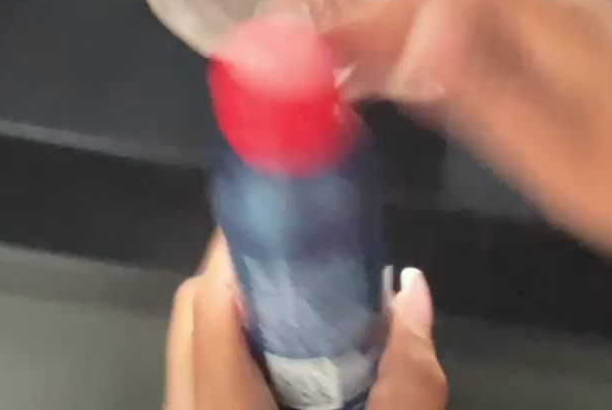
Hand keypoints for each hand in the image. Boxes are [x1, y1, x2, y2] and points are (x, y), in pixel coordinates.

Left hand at [165, 235, 447, 409]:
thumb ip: (406, 380)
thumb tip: (414, 288)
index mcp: (219, 407)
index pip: (209, 300)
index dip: (244, 248)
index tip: (294, 220)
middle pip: (198, 312)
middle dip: (251, 274)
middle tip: (315, 265)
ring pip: (199, 344)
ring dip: (250, 311)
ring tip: (312, 307)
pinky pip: (209, 377)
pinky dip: (249, 352)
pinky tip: (300, 368)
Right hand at [297, 0, 611, 268]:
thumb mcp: (561, 156)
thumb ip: (479, 91)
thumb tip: (406, 34)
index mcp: (540, 12)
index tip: (299, 11)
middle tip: (294, 0)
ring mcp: (555, 3)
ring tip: (327, 30)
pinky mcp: (563, 26)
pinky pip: (475, 7)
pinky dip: (423, 21)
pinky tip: (399, 53)